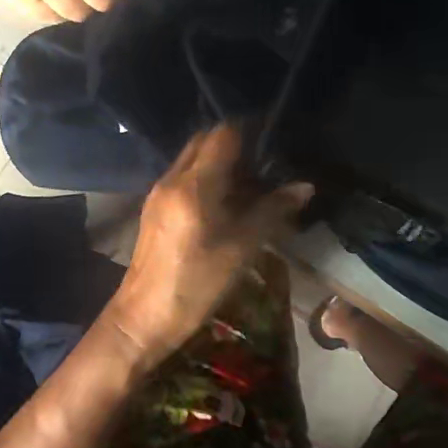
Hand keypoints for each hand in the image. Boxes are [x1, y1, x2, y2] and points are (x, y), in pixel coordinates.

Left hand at [106, 125, 312, 365]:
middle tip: (265, 162)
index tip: (274, 137)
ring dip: (220, 161)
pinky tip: (227, 201)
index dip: (249, 130)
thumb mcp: (240, 249)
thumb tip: (304, 186)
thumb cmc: (195, 285)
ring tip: (252, 182)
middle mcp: (171, 179)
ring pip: (192, 159)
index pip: (222, 135)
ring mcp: (158, 192)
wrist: (143, 317)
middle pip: (204, 141)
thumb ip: (271, 212)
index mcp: (193, 185)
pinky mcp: (154, 208)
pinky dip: (206, 177)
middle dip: (235, 144)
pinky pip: (183, 177)